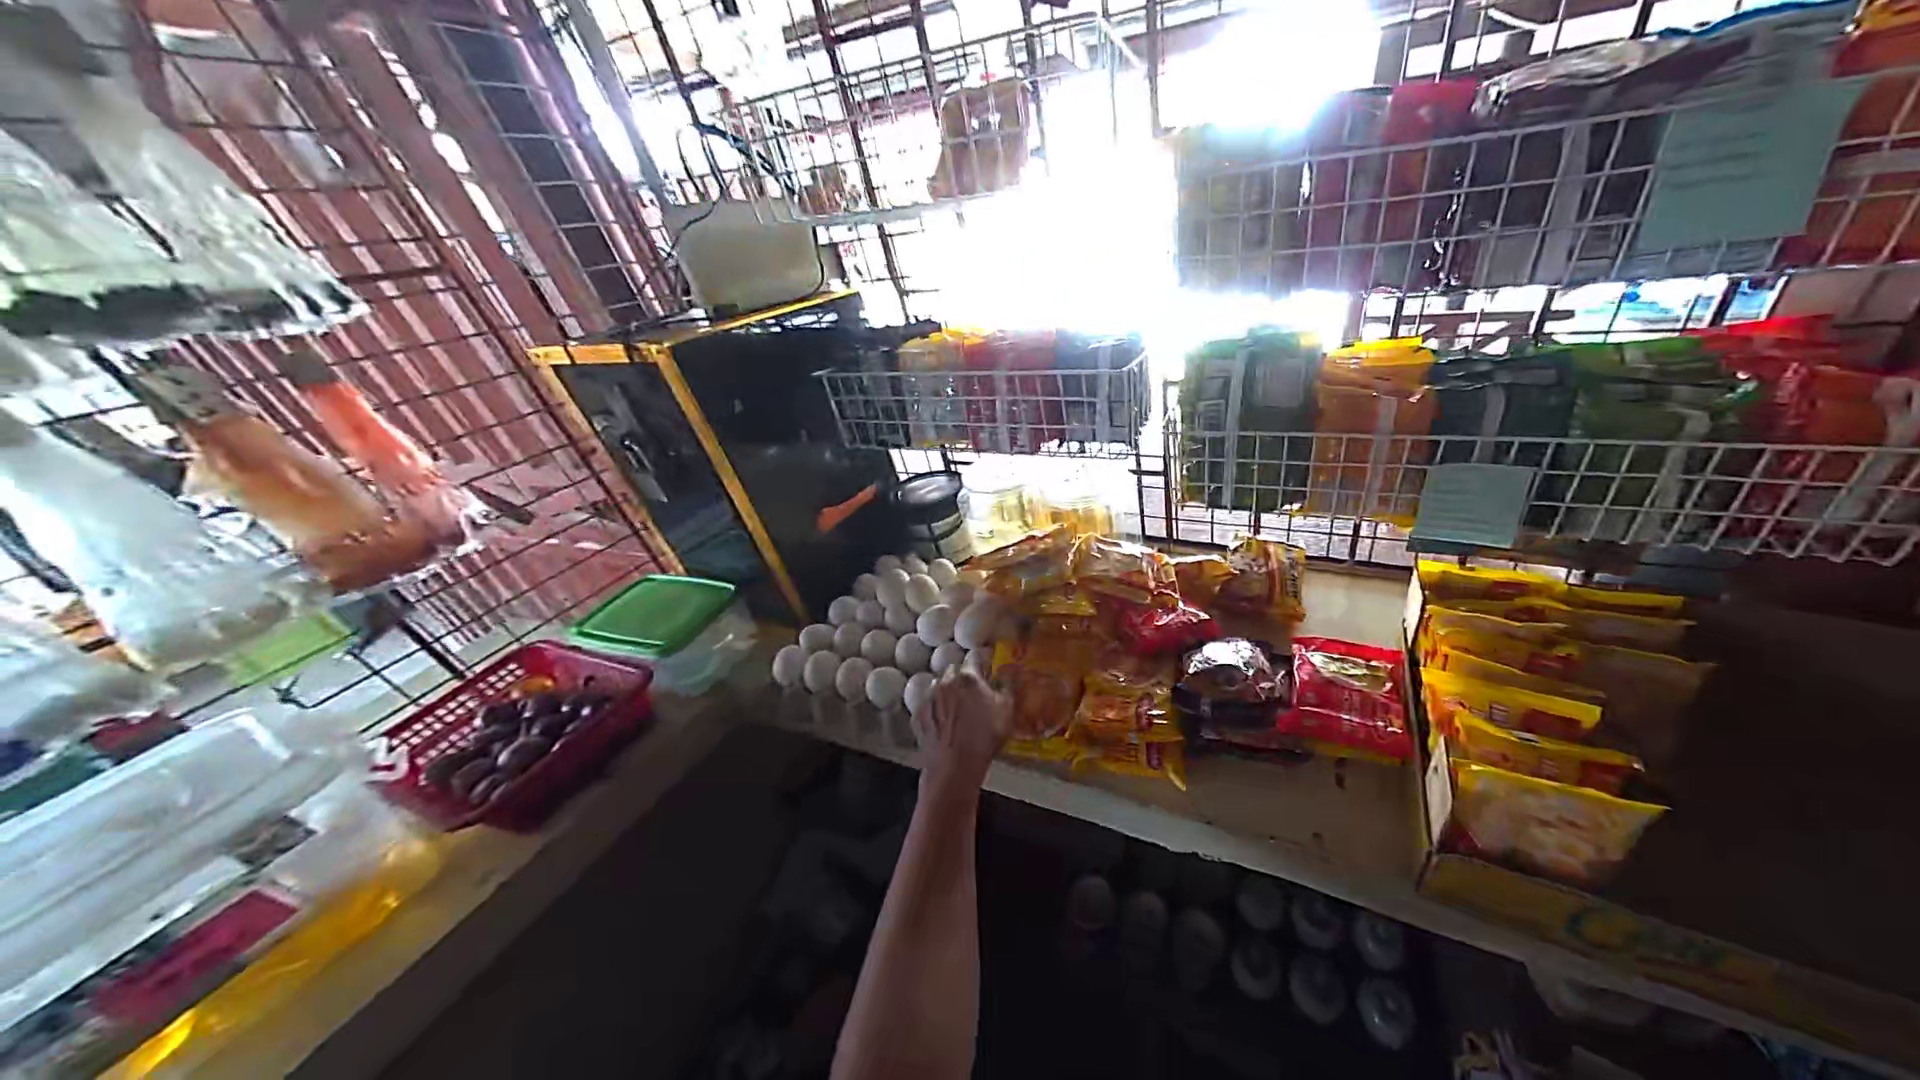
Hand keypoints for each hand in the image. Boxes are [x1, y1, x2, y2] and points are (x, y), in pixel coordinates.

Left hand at [913, 668, 1008, 795]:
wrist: (955, 764)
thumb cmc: (985, 735)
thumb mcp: (1006, 709)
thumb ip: (1007, 687)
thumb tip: (1007, 674)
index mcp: (968, 677)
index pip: (975, 658)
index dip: (983, 662)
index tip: (988, 668)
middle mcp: (946, 682)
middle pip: (955, 670)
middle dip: (964, 676)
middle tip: (975, 690)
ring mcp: (930, 698)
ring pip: (940, 686)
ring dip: (949, 691)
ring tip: (959, 706)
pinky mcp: (920, 716)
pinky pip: (929, 705)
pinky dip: (936, 708)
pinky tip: (944, 720)